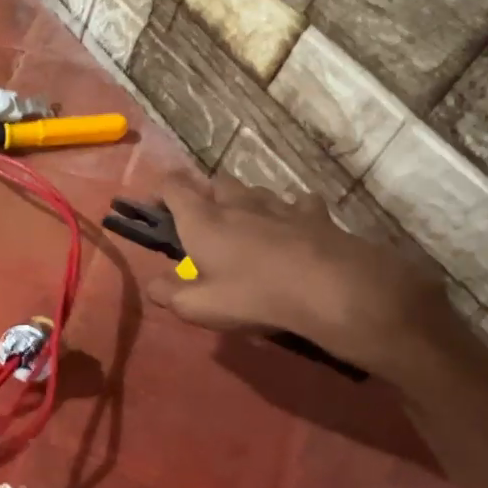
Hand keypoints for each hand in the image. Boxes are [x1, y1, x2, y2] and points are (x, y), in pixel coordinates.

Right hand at [144, 172, 457, 378]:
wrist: (334, 289)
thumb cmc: (252, 295)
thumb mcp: (196, 306)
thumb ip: (167, 292)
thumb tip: (153, 284)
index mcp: (203, 221)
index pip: (174, 188)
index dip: (161, 190)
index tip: (155, 204)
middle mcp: (238, 204)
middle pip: (216, 182)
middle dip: (204, 192)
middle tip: (200, 217)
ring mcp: (280, 206)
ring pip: (255, 190)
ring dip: (244, 201)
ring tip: (243, 221)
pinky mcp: (316, 216)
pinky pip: (299, 203)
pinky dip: (290, 211)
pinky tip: (292, 225)